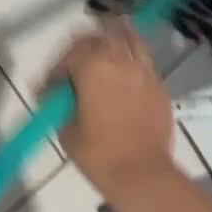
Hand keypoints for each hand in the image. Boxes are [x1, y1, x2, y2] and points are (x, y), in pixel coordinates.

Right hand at [47, 20, 178, 204]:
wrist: (140, 172)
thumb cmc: (97, 153)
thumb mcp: (66, 129)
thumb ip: (61, 104)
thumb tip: (57, 95)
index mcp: (92, 69)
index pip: (70, 53)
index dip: (57, 67)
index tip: (51, 85)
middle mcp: (120, 62)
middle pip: (100, 38)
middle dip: (84, 47)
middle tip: (75, 65)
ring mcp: (144, 72)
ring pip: (129, 40)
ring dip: (112, 44)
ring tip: (104, 55)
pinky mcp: (159, 86)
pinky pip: (143, 61)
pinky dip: (130, 61)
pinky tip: (123, 75)